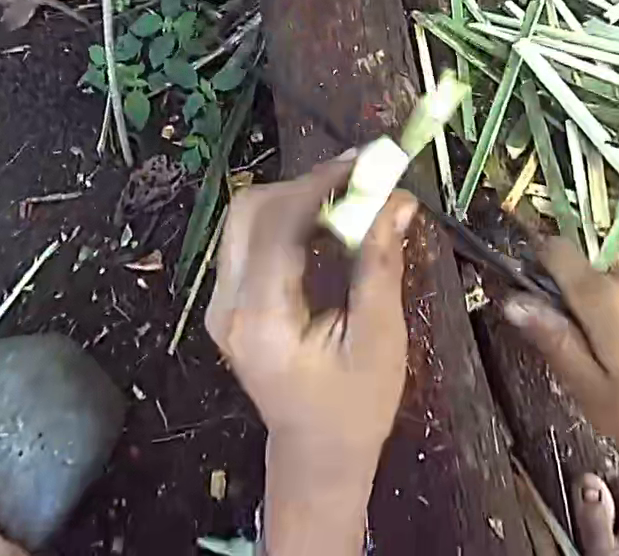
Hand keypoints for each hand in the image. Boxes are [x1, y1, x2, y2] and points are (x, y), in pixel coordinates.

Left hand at [203, 158, 417, 554]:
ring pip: (247, 215)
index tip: (364, 163)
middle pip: (251, 209)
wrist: (317, 455)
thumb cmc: (354, 407)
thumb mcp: (379, 340)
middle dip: (306, 184)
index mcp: (260, 318)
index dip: (321, 184)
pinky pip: (252, 234)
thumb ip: (381, 265)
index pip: (280, 224)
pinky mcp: (229, 297)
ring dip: (297, 194)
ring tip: (348, 194)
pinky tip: (327, 217)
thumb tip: (398, 199)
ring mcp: (220, 300)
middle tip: (358, 179)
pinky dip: (289, 213)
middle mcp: (226, 303)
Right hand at [501, 239, 618, 555]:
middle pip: (588, 277)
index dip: (534, 265)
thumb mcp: (596, 396)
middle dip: (578, 309)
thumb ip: (552, 341)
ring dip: (613, 321)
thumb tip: (512, 299)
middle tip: (590, 368)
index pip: (553, 249)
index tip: (533, 301)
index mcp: (604, 295)